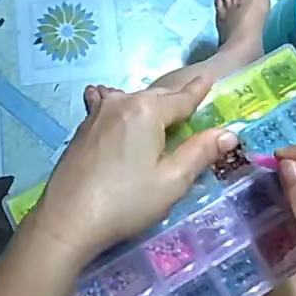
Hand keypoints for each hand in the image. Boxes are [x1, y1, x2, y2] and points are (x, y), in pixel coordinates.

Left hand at [27, 73, 238, 262]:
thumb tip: (228, 132)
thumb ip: (200, 153)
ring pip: (130, 99)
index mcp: (147, 110)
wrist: (68, 218)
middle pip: (156, 96)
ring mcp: (97, 112)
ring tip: (158, 103)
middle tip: (192, 92)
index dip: (197, 91)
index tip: (208, 77)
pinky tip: (111, 102)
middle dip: (174, 96)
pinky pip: (108, 105)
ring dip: (146, 101)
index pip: (181, 98)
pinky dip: (118, 102)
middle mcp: (121, 101)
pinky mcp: (82, 126)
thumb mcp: (172, 181)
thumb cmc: (126, 201)